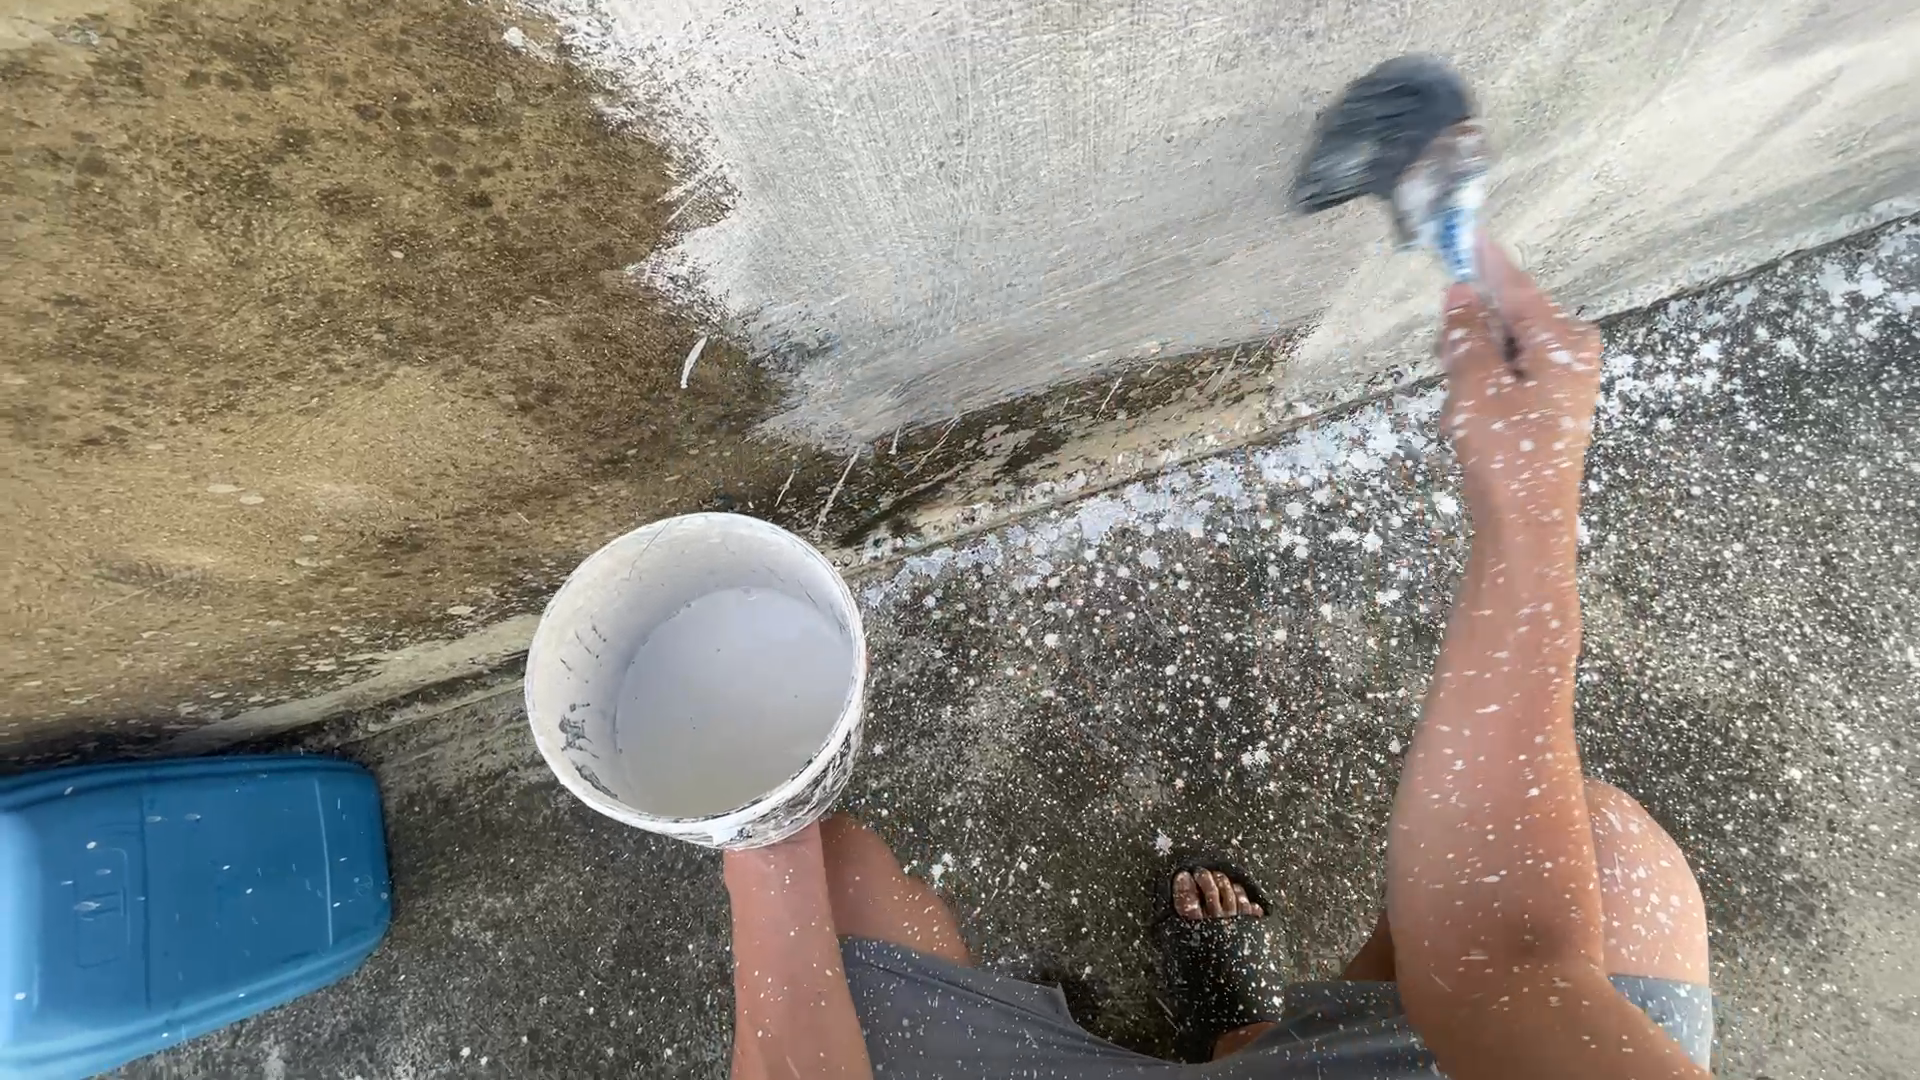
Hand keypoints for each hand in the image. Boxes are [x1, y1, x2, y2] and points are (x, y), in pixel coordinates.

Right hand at [1439, 238, 1601, 537]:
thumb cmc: (1504, 451)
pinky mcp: (1546, 402)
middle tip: (1443, 360)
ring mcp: (1560, 379)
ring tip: (1456, 404)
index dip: (1487, 263)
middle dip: (1470, 330)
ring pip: (1502, 349)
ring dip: (1470, 364)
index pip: (1517, 288)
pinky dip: (1479, 383)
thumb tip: (1458, 294)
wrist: (1524, 515)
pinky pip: (1505, 373)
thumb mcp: (1475, 387)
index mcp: (1562, 341)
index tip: (1468, 233)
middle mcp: (1569, 352)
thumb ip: (1465, 337)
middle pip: (1508, 318)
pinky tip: (1466, 413)